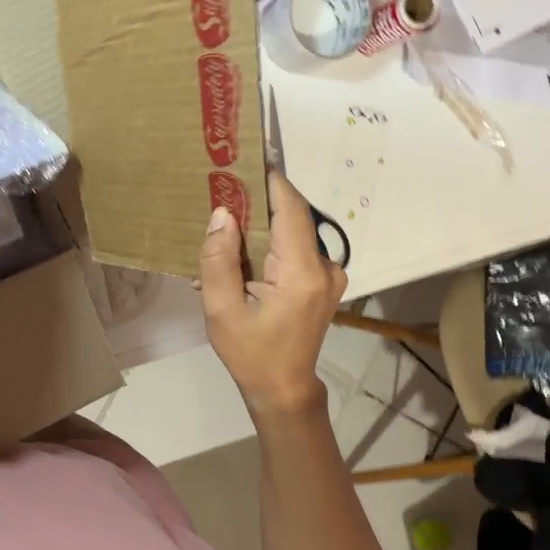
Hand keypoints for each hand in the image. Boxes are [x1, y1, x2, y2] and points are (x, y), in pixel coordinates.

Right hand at [199, 171, 348, 418]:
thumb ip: (219, 260)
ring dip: (265, 224)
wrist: (283, 389)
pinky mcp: (325, 282)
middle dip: (260, 201)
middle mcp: (326, 266)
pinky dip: (273, 243)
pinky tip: (245, 251)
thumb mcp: (221, 310)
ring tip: (229, 220)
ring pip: (296, 231)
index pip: (291, 209)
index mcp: (302, 272)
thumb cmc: (250, 353)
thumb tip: (222, 215)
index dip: (271, 181)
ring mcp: (330, 275)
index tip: (245, 160)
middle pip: (294, 217)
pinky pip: (298, 248)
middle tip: (225, 188)